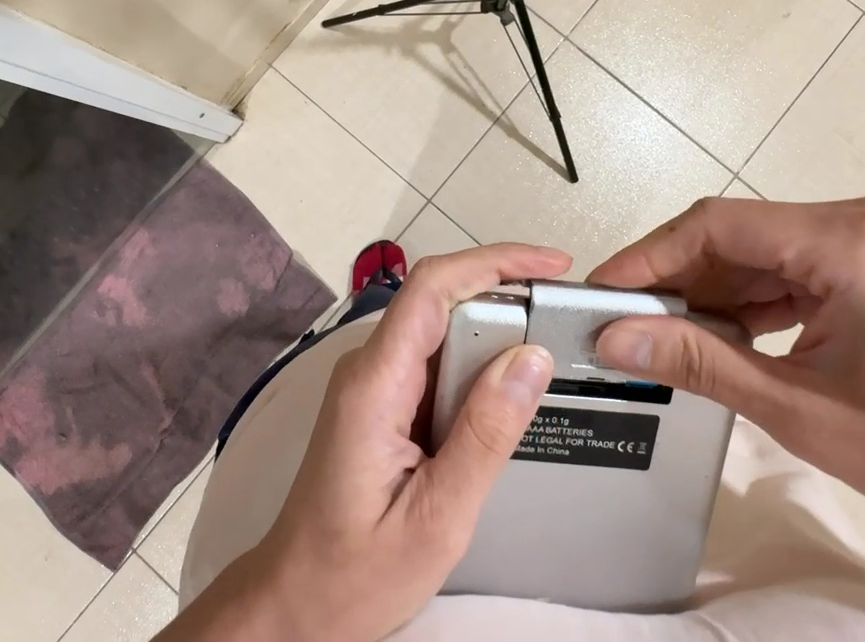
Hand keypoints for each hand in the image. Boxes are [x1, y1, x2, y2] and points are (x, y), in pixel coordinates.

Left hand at [167, 243, 566, 641]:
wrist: (298, 603)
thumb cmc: (357, 573)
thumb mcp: (437, 517)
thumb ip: (485, 435)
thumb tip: (533, 357)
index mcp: (375, 384)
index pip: (432, 288)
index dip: (494, 261)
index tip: (552, 265)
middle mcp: (369, 368)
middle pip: (440, 301)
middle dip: (506, 295)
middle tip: (566, 317)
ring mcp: (373, 383)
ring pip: (442, 330)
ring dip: (496, 331)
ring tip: (550, 353)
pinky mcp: (382, 402)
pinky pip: (436, 362)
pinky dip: (479, 363)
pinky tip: (511, 387)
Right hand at [588, 196, 864, 545]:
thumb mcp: (797, 410)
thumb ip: (697, 361)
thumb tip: (611, 338)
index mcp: (851, 241)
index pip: (718, 226)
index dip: (648, 256)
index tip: (599, 294)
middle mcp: (861, 220)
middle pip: (737, 235)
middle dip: (676, 280)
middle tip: (621, 323)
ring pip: (760, 253)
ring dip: (710, 293)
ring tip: (660, 336)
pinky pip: (791, 270)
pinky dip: (749, 302)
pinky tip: (718, 336)